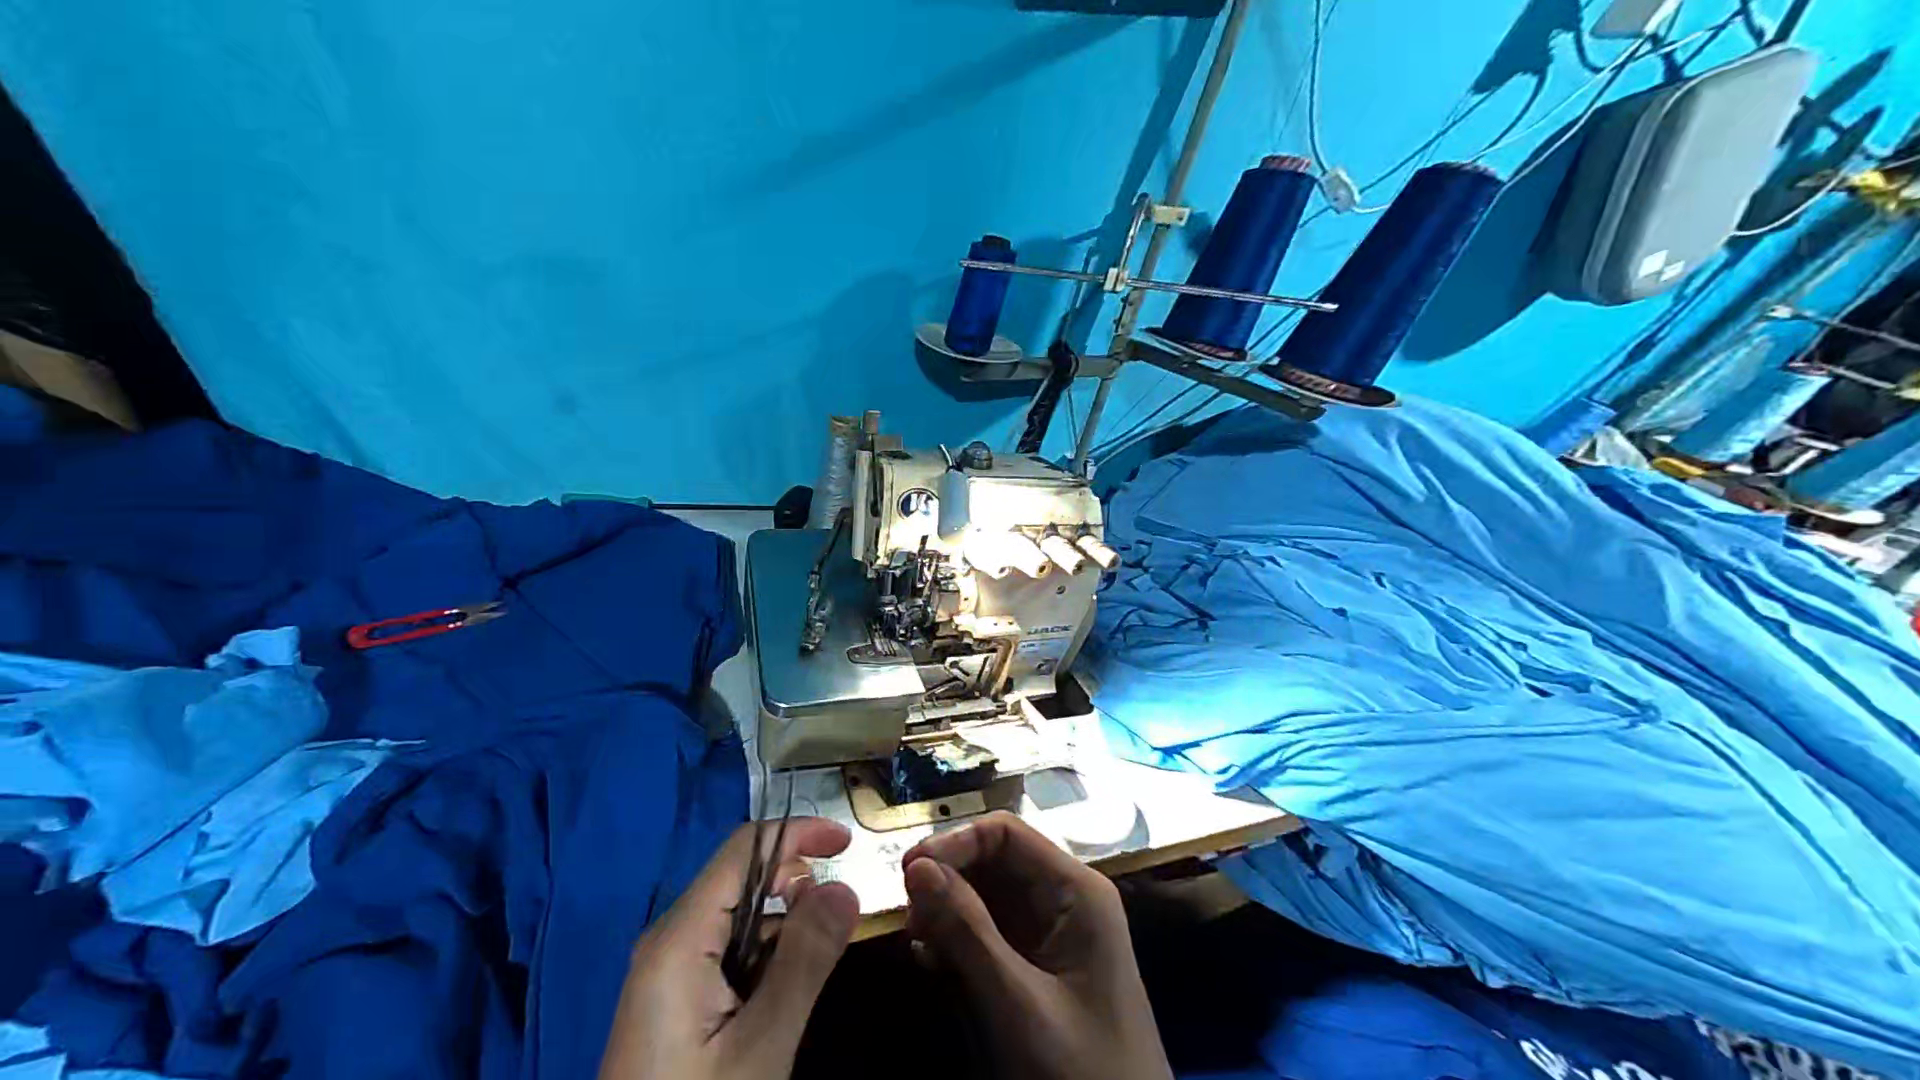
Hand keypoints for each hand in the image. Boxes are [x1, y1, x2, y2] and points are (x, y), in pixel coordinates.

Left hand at [599, 818, 859, 1079]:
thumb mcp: (759, 1048)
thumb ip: (803, 963)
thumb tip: (844, 886)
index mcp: (679, 938)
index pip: (743, 849)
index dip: (797, 833)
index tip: (848, 845)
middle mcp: (669, 939)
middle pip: (741, 877)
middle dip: (795, 880)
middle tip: (836, 917)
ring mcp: (668, 969)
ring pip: (738, 914)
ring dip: (785, 918)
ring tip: (818, 955)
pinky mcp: (674, 996)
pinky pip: (728, 947)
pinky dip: (767, 948)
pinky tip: (785, 986)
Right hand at [901, 811, 1172, 1079]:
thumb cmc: (1081, 1071)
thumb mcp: (1018, 1004)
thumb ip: (966, 931)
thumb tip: (915, 867)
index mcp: (1076, 891)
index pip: (1006, 834)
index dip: (955, 842)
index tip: (907, 872)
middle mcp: (1064, 899)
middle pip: (994, 861)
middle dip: (947, 879)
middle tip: (906, 915)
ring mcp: (1051, 932)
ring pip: (986, 895)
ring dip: (947, 911)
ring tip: (915, 941)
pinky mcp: (1037, 965)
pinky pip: (989, 931)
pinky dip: (957, 939)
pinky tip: (931, 962)